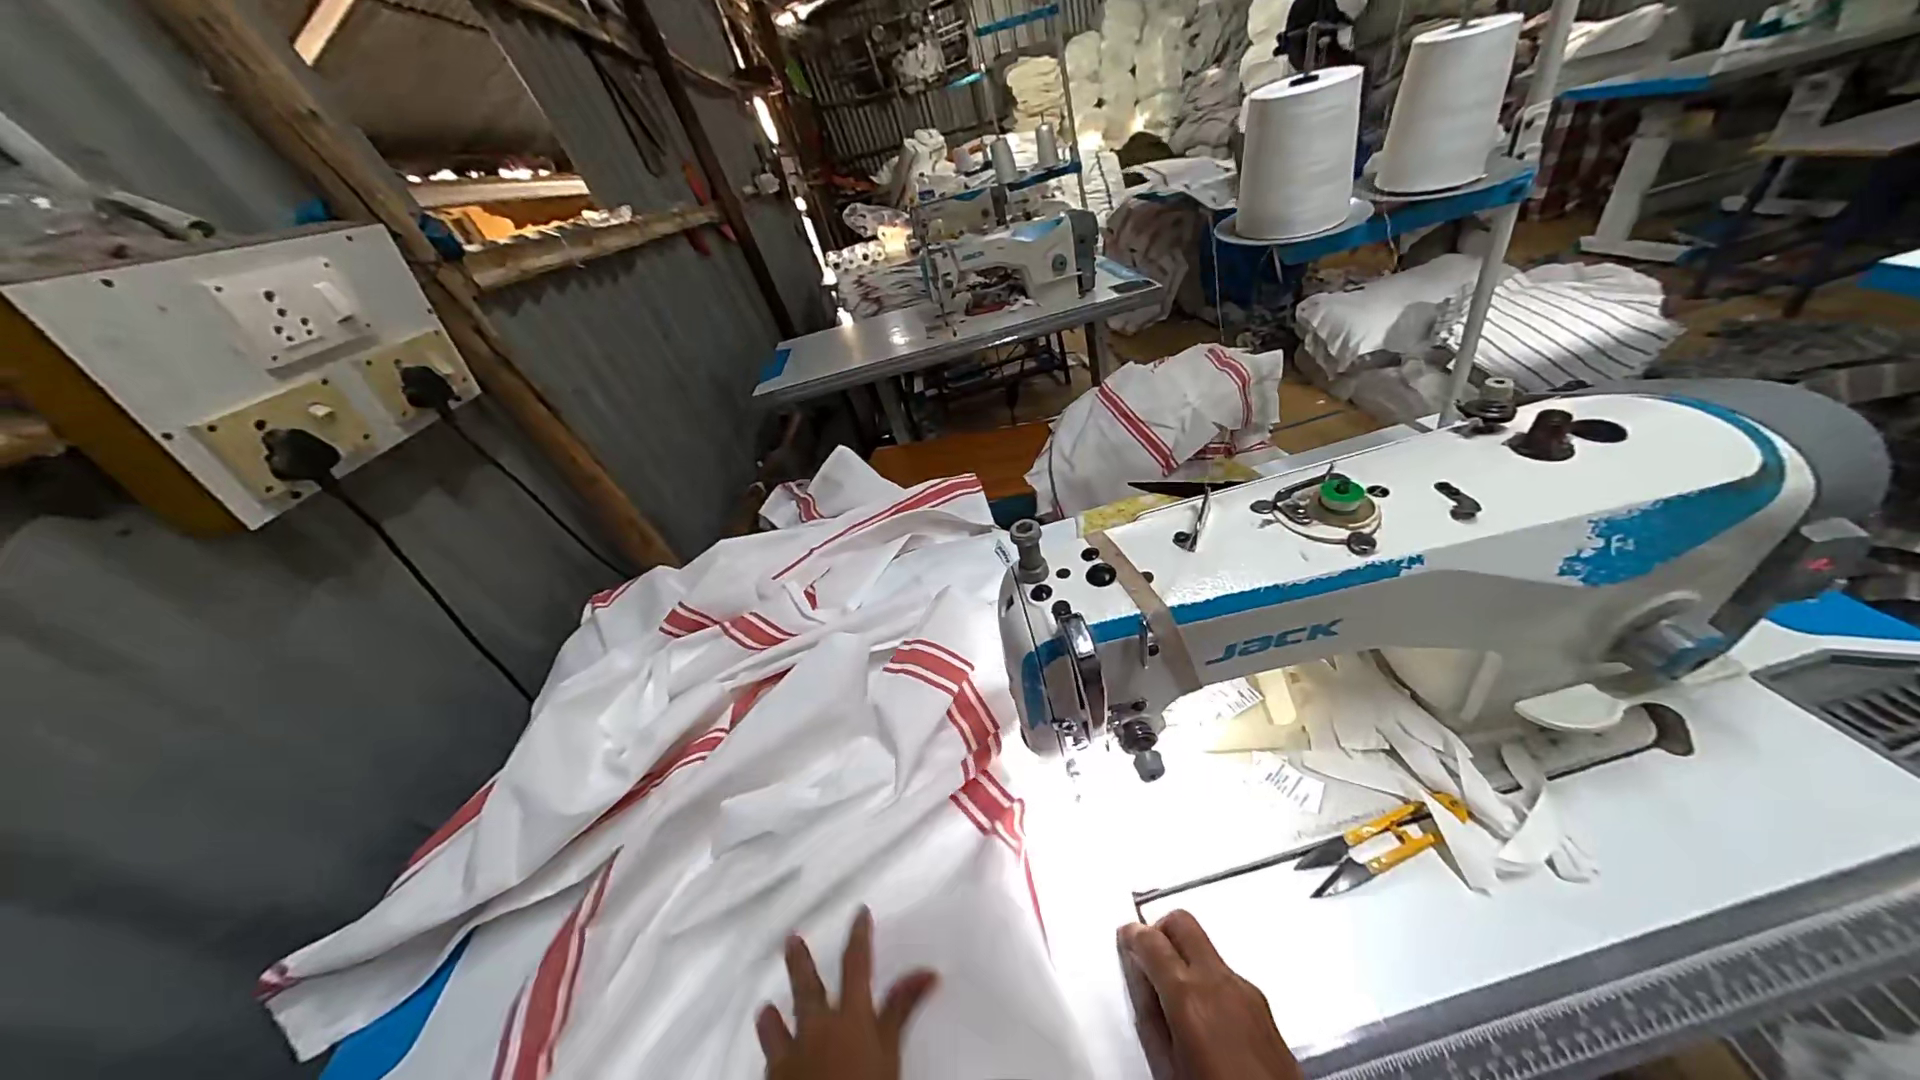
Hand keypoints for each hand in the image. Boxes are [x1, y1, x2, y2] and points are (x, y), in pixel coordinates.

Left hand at [757, 907, 938, 1079]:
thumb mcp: (891, 1054)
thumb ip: (901, 1010)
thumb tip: (927, 973)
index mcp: (850, 1015)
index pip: (856, 964)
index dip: (859, 936)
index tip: (859, 913)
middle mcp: (816, 1027)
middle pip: (807, 987)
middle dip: (800, 962)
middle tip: (791, 939)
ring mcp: (790, 1056)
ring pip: (776, 1027)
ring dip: (773, 1016)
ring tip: (766, 1007)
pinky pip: (768, 1061)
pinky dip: (771, 1053)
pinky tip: (768, 1057)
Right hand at [1119, 910, 1302, 1079]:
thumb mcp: (1166, 1065)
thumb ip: (1149, 1014)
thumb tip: (1140, 980)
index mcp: (1188, 996)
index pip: (1151, 940)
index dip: (1133, 935)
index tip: (1126, 939)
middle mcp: (1218, 982)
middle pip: (1182, 922)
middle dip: (1159, 930)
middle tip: (1147, 953)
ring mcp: (1245, 989)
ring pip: (1204, 946)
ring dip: (1184, 955)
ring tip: (1173, 994)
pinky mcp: (1261, 1003)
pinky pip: (1224, 973)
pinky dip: (1205, 978)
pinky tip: (1202, 1014)